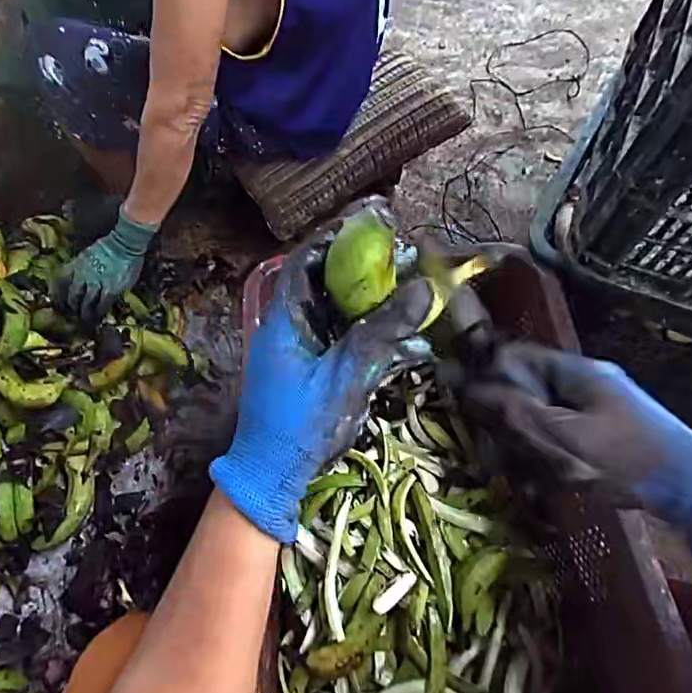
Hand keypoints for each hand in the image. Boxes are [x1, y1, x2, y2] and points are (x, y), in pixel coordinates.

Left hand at [55, 208, 155, 320]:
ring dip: (85, 312)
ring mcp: (96, 283)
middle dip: (72, 306)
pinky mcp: (110, 290)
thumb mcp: (88, 254)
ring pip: (86, 303)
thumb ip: (80, 266)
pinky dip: (100, 311)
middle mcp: (83, 275)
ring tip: (85, 318)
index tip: (56, 301)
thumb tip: (77, 278)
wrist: (125, 243)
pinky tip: (99, 315)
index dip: (57, 293)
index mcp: (76, 265)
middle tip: (73, 313)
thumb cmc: (109, 246)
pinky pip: (102, 305)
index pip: (61, 282)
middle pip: (73, 295)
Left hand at [211, 238, 434, 541]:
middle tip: (400, 252)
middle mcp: (286, 324)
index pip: (307, 258)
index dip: (338, 234)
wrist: (270, 473)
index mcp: (284, 317)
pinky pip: (336, 333)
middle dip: (361, 263)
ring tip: (405, 282)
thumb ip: (381, 332)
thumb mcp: (345, 376)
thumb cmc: (301, 424)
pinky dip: (362, 326)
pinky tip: (394, 328)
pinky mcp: (306, 365)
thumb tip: (421, 287)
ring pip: (333, 307)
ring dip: (366, 295)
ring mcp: (295, 345)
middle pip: (323, 279)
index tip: (373, 219)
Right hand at [462, 342, 691, 563]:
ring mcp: (593, 406)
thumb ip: (514, 413)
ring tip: (516, 473)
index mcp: (575, 371)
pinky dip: (541, 454)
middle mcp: (582, 381)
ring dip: (519, 442)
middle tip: (491, 449)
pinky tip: (538, 482)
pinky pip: (555, 433)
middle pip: (522, 385)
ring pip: (535, 412)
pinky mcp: (599, 432)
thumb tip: (463, 388)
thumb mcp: (565, 439)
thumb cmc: (631, 462)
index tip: (463, 402)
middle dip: (501, 416)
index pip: (514, 355)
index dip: (484, 373)